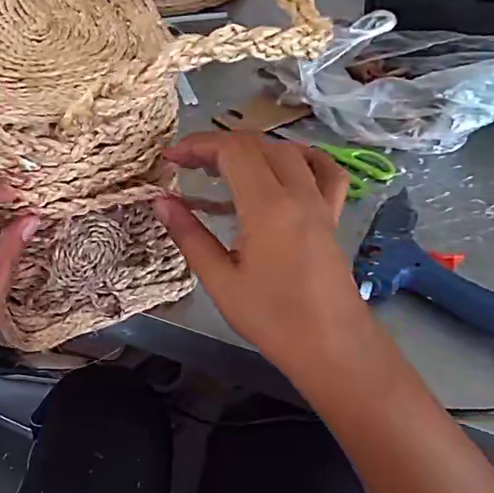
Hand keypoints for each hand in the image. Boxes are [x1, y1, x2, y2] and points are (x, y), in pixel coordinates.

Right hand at [153, 132, 373, 384]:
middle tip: (187, 164)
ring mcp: (320, 202)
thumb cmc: (272, 318)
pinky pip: (324, 171)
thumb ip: (190, 235)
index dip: (198, 146)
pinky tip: (283, 168)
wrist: (332, 347)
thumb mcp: (220, 280)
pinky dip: (301, 158)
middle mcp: (298, 194)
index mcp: (268, 207)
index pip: (232, 151)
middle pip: (258, 145)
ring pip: (288, 152)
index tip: (171, 159)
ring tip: (224, 167)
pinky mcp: (332, 216)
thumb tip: (161, 201)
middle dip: (218, 146)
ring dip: (252, 149)